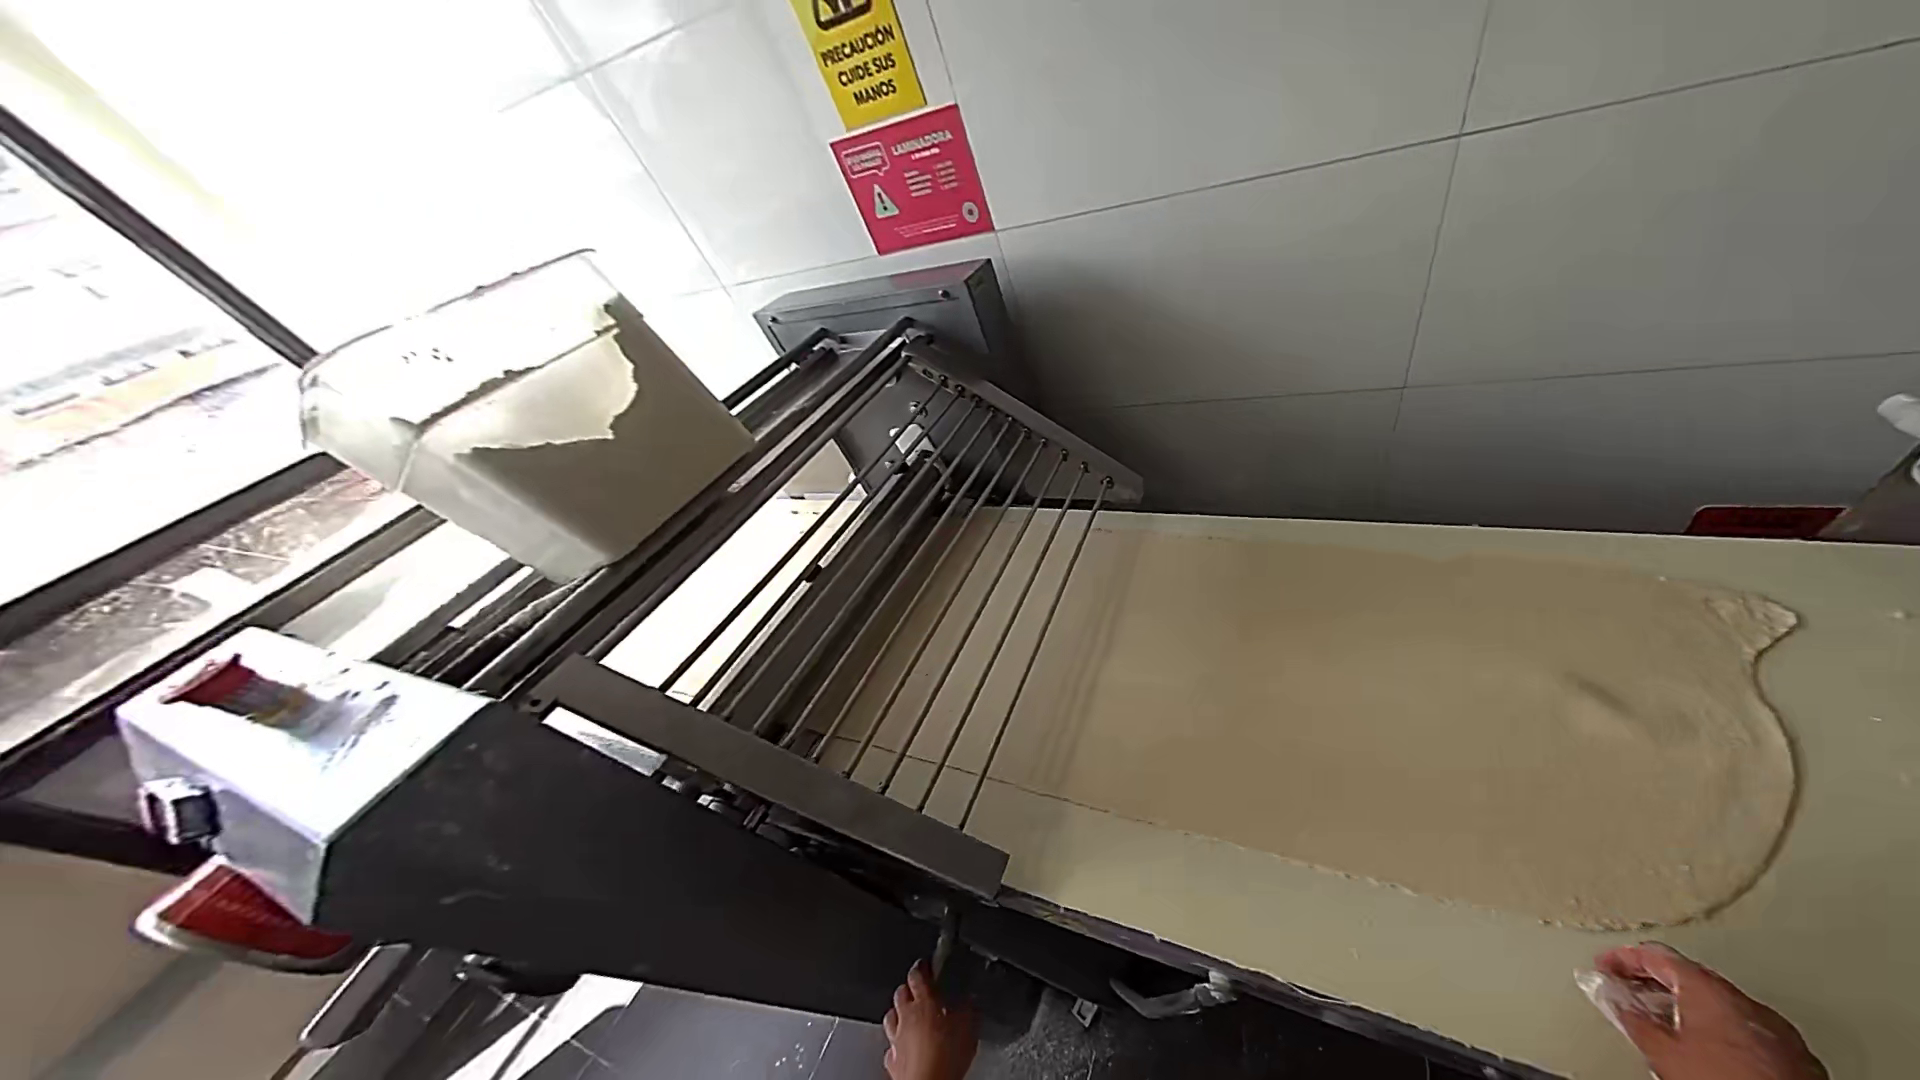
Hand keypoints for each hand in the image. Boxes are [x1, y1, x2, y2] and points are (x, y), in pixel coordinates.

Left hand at [882, 961, 977, 1079]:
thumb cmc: (945, 1059)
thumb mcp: (967, 1029)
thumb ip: (968, 1010)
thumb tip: (971, 1000)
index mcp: (924, 1003)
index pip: (917, 975)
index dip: (920, 967)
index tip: (924, 965)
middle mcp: (907, 1017)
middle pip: (900, 992)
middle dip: (907, 988)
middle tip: (916, 988)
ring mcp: (897, 1039)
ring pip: (891, 1016)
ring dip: (897, 1013)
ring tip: (906, 1014)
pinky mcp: (892, 1061)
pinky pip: (890, 1047)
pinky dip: (895, 1044)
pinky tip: (902, 1047)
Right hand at [1594, 943, 1825, 1079]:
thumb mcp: (1661, 1050)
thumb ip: (1630, 1016)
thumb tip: (1615, 1000)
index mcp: (1709, 990)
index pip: (1654, 955)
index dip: (1621, 958)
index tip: (1603, 967)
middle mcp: (1745, 1001)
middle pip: (1688, 976)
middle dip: (1652, 980)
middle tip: (1625, 989)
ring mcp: (1777, 1030)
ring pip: (1718, 1001)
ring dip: (1684, 1004)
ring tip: (1660, 1020)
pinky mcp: (1797, 1057)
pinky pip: (1744, 1025)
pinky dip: (1715, 1025)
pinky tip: (1703, 1044)